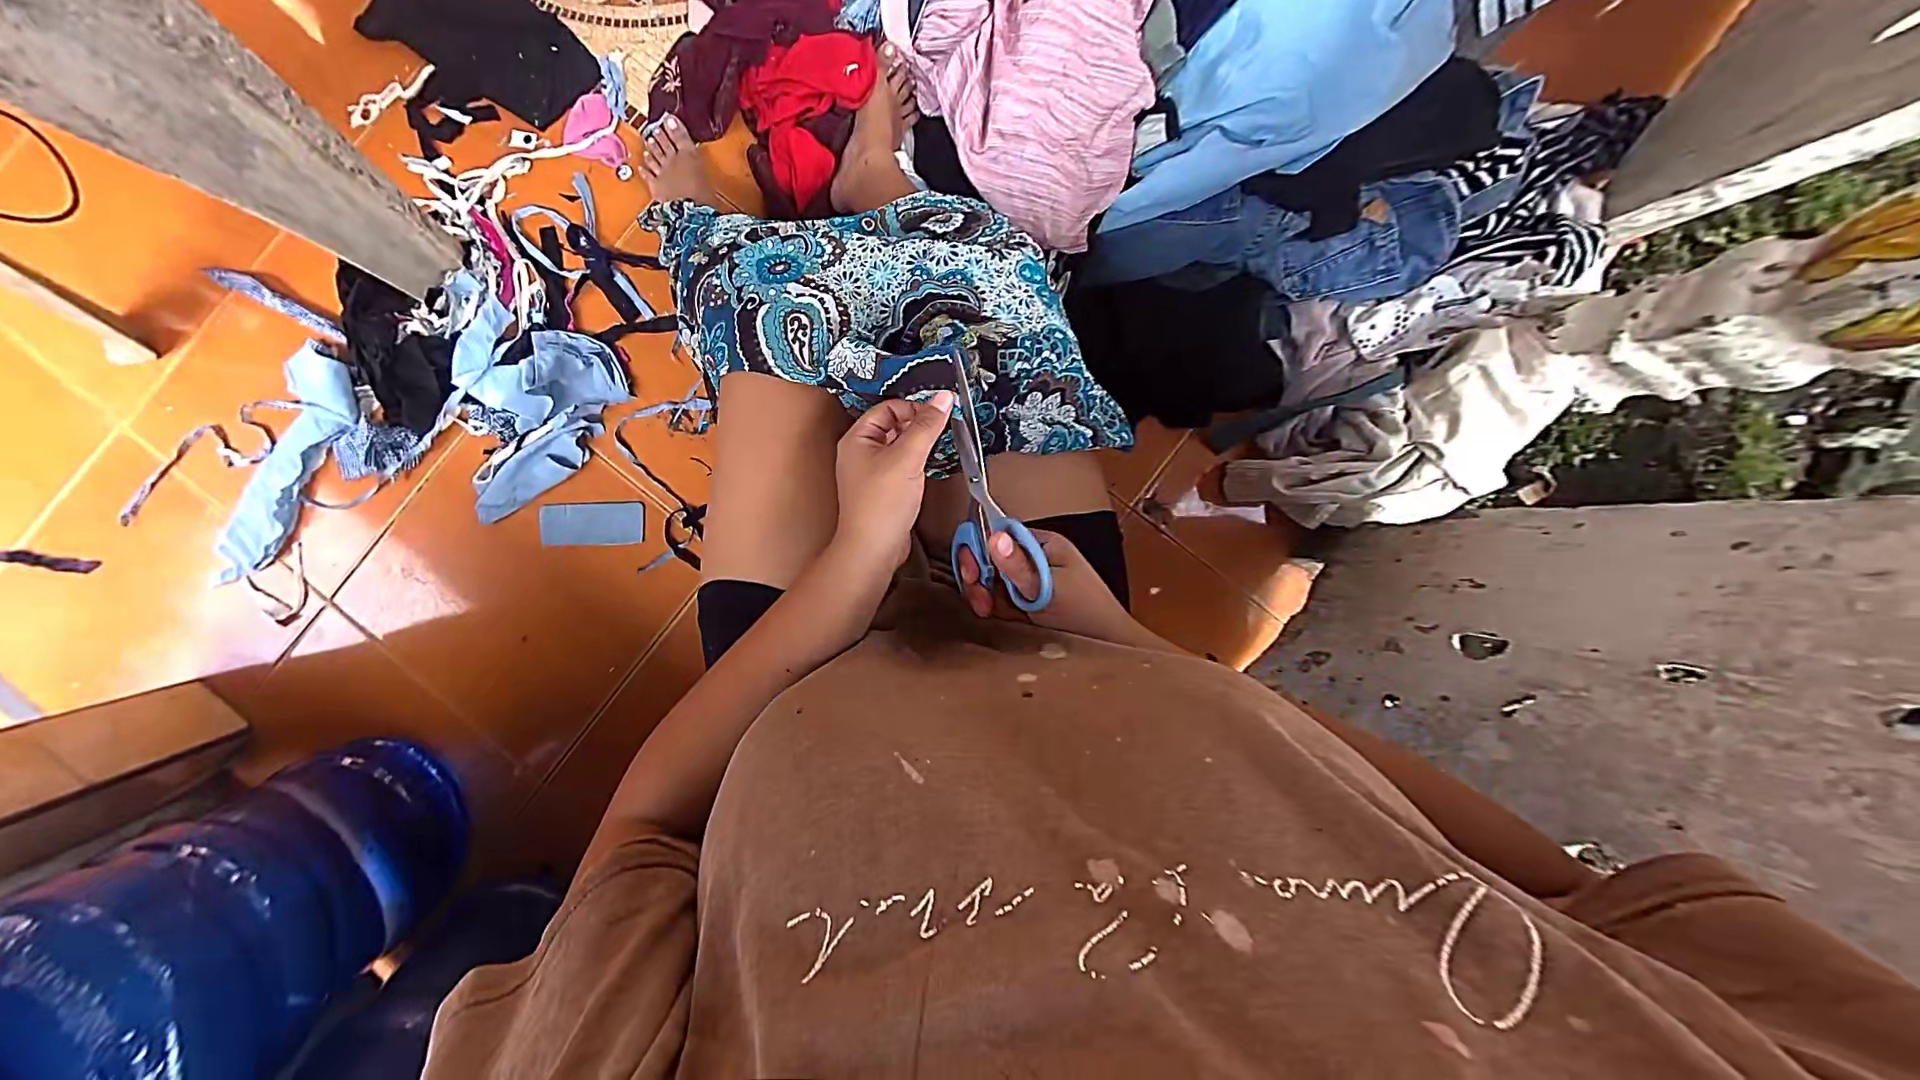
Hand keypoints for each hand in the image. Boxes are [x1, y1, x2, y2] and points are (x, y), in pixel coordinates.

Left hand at [831, 391, 953, 569]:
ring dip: (919, 445)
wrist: (874, 548)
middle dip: (918, 426)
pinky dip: (916, 463)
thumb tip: (943, 398)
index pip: (888, 408)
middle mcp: (860, 452)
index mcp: (857, 438)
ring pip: (899, 446)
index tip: (938, 413)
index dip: (913, 408)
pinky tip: (928, 469)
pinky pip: (902, 466)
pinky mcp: (883, 489)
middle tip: (941, 429)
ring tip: (936, 448)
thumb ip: (927, 426)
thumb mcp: (907, 458)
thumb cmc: (880, 505)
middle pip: (894, 425)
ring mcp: (871, 472)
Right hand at [958, 528, 1175, 651]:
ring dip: (982, 595)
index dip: (979, 550)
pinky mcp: (1022, 602)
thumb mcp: (1050, 588)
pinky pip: (995, 599)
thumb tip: (994, 538)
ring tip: (988, 610)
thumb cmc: (1087, 613)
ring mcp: (1026, 581)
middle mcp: (1032, 558)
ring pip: (988, 580)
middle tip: (981, 598)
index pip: (997, 534)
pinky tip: (994, 616)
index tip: (974, 573)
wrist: (1106, 646)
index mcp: (1041, 544)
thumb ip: (1019, 566)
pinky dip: (989, 607)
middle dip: (978, 577)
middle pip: (988, 557)